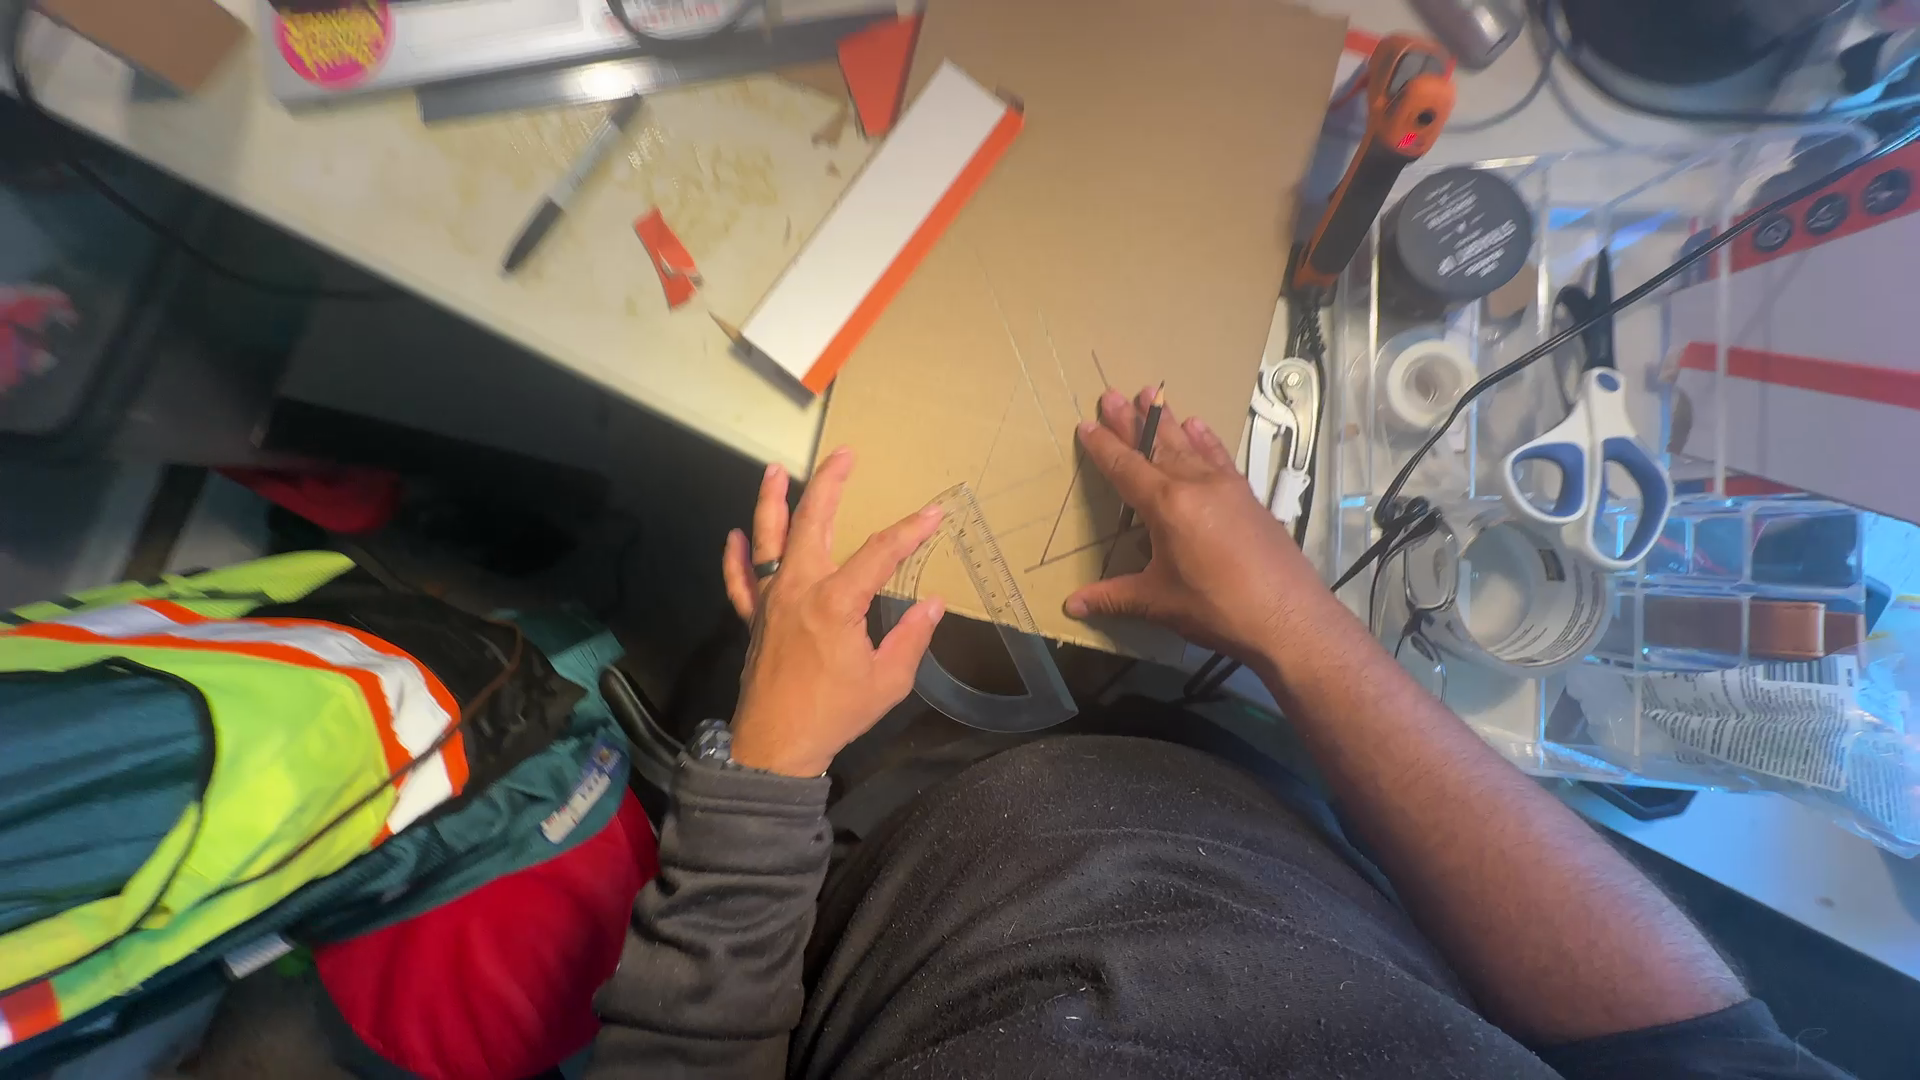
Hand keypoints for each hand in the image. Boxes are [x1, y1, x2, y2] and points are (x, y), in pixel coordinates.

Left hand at [720, 448, 946, 776]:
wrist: (776, 746)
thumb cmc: (835, 713)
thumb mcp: (888, 680)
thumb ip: (912, 637)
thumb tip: (933, 603)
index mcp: (836, 602)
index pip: (879, 553)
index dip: (909, 531)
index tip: (933, 514)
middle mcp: (799, 588)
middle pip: (811, 522)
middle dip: (829, 484)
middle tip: (843, 454)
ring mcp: (770, 600)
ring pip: (768, 539)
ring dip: (772, 501)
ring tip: (774, 469)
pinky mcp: (754, 617)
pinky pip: (740, 580)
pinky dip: (737, 556)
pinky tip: (736, 535)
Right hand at [1064, 387, 1326, 661]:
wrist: (1290, 619)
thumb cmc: (1218, 609)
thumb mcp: (1159, 602)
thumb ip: (1114, 597)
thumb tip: (1072, 605)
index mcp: (1168, 506)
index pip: (1126, 469)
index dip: (1104, 448)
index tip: (1087, 425)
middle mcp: (1196, 486)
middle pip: (1157, 446)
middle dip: (1132, 421)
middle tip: (1112, 394)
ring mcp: (1226, 488)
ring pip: (1189, 445)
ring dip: (1168, 421)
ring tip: (1151, 394)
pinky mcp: (1248, 498)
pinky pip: (1220, 458)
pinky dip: (1206, 440)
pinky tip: (1199, 426)